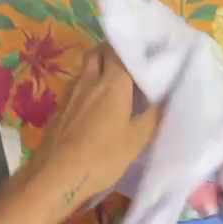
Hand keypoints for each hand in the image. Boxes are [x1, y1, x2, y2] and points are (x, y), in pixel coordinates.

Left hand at [19, 44, 159, 214]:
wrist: (56, 175)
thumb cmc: (102, 155)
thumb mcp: (136, 140)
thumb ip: (153, 116)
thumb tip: (165, 98)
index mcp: (112, 82)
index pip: (120, 50)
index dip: (132, 48)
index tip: (145, 53)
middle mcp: (89, 79)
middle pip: (98, 52)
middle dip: (112, 52)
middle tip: (129, 63)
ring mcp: (71, 92)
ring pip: (85, 67)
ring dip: (98, 66)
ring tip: (113, 81)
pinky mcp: (60, 106)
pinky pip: (76, 84)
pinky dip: (87, 84)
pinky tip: (94, 102)